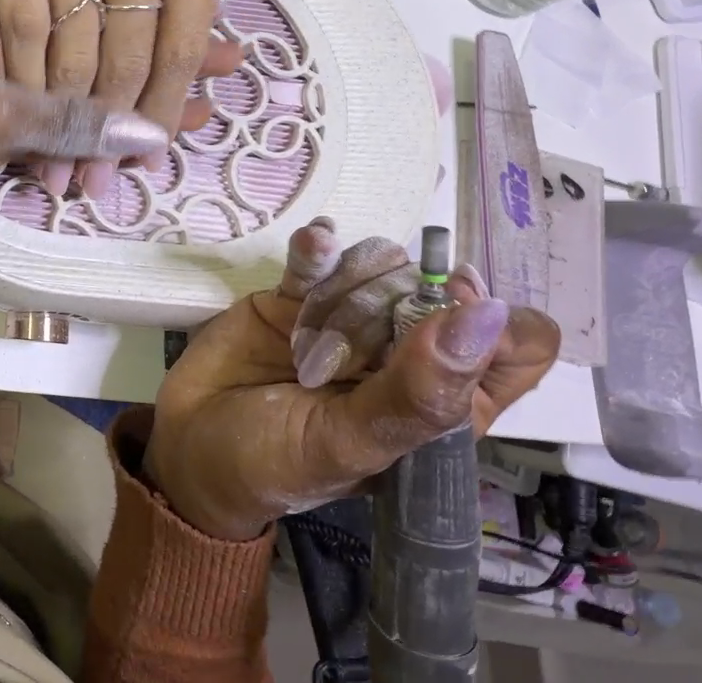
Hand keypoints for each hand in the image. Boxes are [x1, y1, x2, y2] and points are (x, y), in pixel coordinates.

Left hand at [0, 0, 242, 226]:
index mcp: (9, 4)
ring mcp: (5, 75)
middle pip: (101, 42)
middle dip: (161, 62)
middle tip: (229, 72)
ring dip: (132, 101)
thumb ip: (66, 119)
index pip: (101, 3)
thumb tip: (147, 133)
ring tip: (198, 112)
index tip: (222, 42)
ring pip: (81, 85)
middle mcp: (15, 30)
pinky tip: (132, 142)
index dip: (162, 23)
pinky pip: (55, 122)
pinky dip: (89, 133)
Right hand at [0, 0, 232, 200]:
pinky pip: (24, 28)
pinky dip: (24, 80)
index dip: (164, 110)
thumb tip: (207, 57)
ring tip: (55, 168)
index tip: (147, 155)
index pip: (185, 41)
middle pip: (130, 59)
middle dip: (110, 133)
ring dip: (62, 121)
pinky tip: (22, 113)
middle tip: (94, 183)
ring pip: (74, 54)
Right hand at [144, 219, 560, 541]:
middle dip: (404, 298)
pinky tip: (314, 239)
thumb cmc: (275, 463)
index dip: (495, 322)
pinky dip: (318, 247)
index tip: (448, 313)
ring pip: (381, 270)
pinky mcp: (295, 301)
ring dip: (353, 280)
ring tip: (310, 315)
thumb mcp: (348, 442)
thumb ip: (416, 391)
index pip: (513, 348)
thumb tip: (487, 315)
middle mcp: (404, 357)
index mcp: (442, 404)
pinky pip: (319, 263)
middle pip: (439, 295)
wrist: (189, 446)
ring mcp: (348, 324)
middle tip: (358, 328)